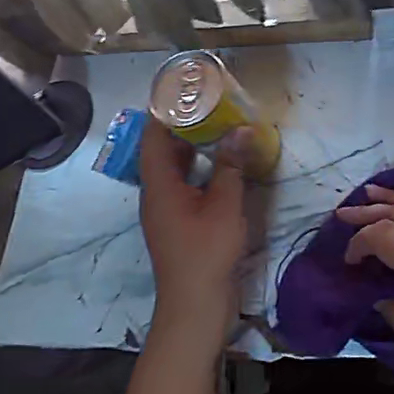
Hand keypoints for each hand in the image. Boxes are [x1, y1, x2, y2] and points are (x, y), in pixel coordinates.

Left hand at [140, 121, 249, 333]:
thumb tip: (241, 130)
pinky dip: (201, 170)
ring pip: (176, 169)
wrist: (195, 305)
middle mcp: (157, 194)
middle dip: (184, 126)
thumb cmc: (206, 251)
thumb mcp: (224, 204)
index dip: (164, 111)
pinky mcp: (180, 223)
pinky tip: (223, 165)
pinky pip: (186, 186)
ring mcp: (167, 210)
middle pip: (163, 151)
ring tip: (219, 127)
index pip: (153, 137)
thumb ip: (231, 165)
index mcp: (158, 185)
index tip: (183, 89)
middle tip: (210, 104)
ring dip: (194, 149)